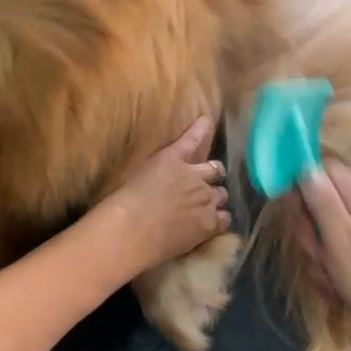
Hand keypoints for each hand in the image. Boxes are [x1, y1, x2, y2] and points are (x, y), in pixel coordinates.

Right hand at [95, 116, 230, 271]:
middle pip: (216, 169)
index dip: (202, 129)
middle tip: (208, 181)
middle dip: (214, 174)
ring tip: (209, 206)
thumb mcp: (137, 176)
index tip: (207, 121)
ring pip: (222, 194)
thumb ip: (154, 173)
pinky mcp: (210, 222)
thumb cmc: (125, 203)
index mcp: (172, 160)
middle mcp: (194, 176)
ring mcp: (205, 199)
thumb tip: (158, 179)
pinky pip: (225, 218)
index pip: (192, 140)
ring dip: (216, 198)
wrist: (133, 229)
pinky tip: (214, 223)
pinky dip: (220, 219)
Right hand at [293, 161, 350, 350]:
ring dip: (318, 253)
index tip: (291, 214)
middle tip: (315, 254)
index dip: (301, 187)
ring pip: (327, 230)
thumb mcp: (339, 241)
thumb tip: (304, 166)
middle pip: (322, 201)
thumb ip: (322, 201)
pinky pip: (341, 248)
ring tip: (329, 275)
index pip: (323, 170)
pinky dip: (332, 265)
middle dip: (309, 230)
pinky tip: (337, 285)